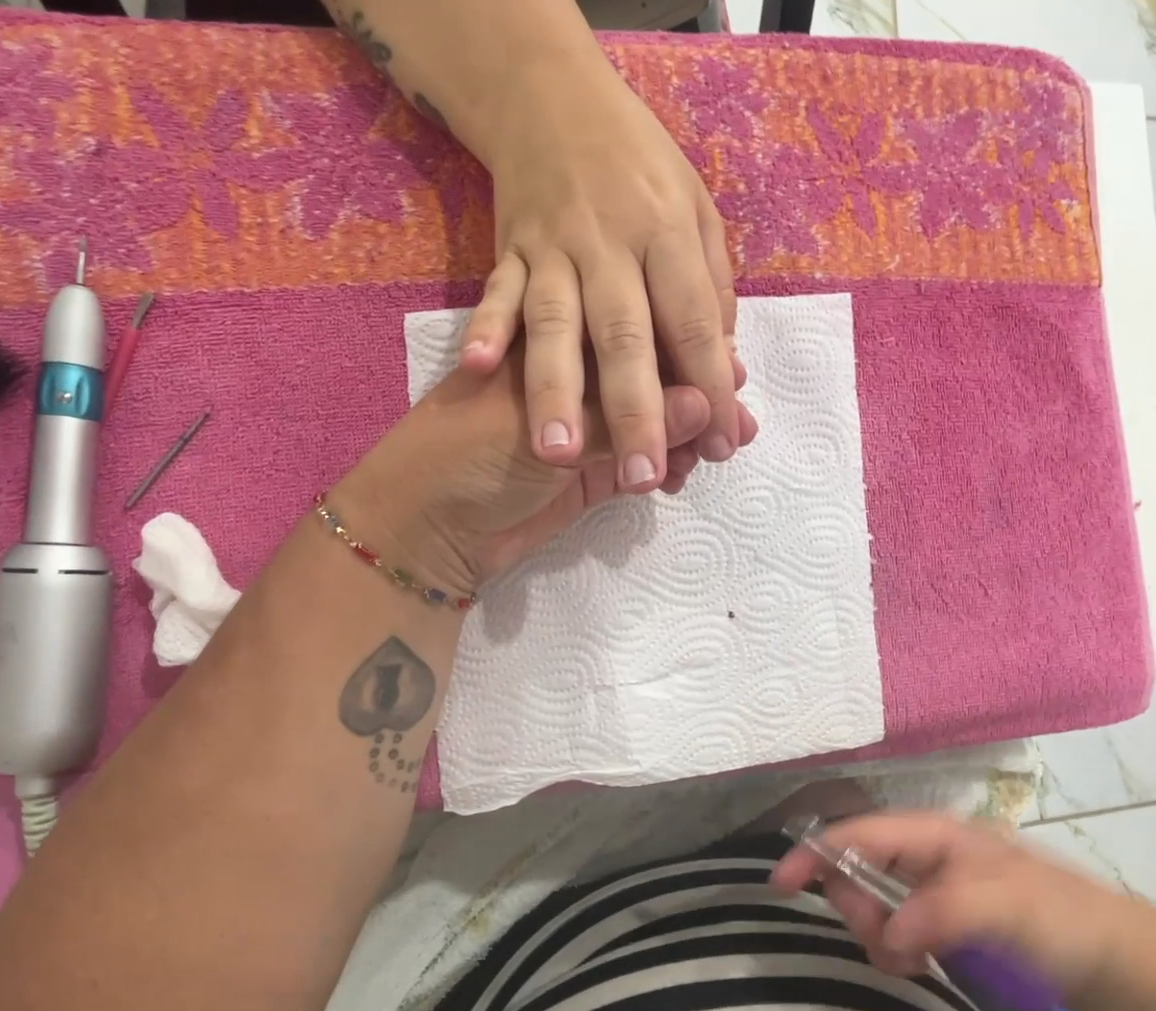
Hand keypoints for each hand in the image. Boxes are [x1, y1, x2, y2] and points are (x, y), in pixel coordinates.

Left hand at [331, 344, 712, 593]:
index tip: (729, 374)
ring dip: (686, 436)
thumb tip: (699, 404)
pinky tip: (686, 474)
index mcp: (556, 340)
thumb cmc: (461, 455)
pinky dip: (664, 468)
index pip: (634, 335)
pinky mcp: (589, 472)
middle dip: (697, 398)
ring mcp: (585, 425)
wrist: (416, 529)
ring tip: (723, 452)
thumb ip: (617, 416)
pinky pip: (639, 463)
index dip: (684, 354)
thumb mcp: (538, 425)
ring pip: (652, 421)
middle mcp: (577, 374)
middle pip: (652, 378)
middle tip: (738, 424)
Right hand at [456, 60, 749, 493]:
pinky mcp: (507, 247)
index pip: (694, 323)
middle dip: (637, 411)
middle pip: (626, 337)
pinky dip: (487, 327)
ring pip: (556, 325)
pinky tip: (480, 367)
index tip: (725, 444)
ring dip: (556, 391)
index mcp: (667, 234)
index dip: (713, 386)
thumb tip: (723, 364)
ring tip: (558, 454)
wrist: (552, 97)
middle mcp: (611, 244)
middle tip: (646, 477)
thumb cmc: (641, 165)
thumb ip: (710, 287)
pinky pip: (497, 292)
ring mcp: (553, 246)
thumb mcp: (697, 212)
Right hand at [770, 812, 1140, 993]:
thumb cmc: (1062, 919)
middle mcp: (932, 856)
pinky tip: (925, 965)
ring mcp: (938, 892)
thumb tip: (886, 932)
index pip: (865, 832)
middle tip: (887, 941)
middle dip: (858, 903)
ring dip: (881, 934)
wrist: (1116, 965)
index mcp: (940, 834)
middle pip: (861, 868)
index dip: (820, 850)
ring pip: (876, 904)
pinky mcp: (947, 926)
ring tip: (917, 960)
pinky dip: (898, 951)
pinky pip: (898, 933)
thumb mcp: (1008, 906)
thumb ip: (942, 909)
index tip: (780, 881)